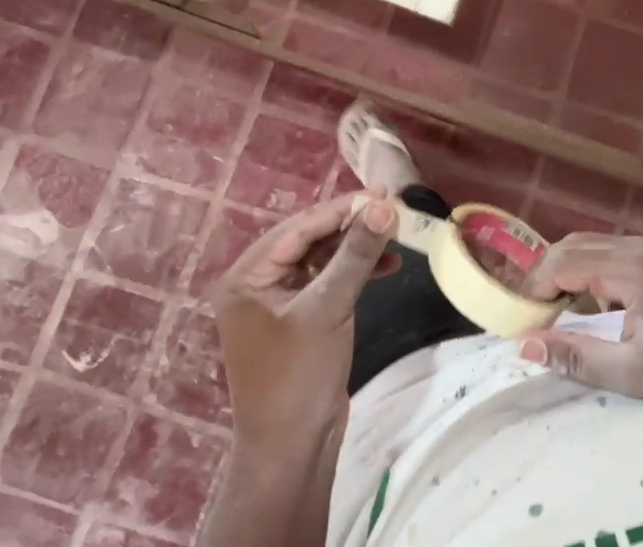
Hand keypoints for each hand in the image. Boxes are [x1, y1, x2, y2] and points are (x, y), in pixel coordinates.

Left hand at [207, 191, 396, 436]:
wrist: (292, 449)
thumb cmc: (298, 376)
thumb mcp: (327, 309)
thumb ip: (355, 255)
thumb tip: (382, 206)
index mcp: (246, 277)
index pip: (298, 228)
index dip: (341, 209)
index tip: (382, 193)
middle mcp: (256, 284)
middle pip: (309, 239)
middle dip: (351, 225)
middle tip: (392, 208)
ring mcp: (278, 302)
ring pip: (322, 259)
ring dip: (357, 247)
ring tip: (397, 234)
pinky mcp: (300, 319)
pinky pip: (328, 281)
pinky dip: (355, 272)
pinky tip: (387, 265)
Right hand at [516, 233, 642, 411]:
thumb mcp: (633, 372)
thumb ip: (577, 357)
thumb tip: (525, 345)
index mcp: (630, 268)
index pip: (562, 261)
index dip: (533, 288)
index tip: (518, 320)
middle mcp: (637, 247)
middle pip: (571, 246)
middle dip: (543, 276)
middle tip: (529, 316)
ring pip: (588, 246)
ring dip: (564, 272)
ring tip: (552, 313)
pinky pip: (607, 253)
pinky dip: (585, 271)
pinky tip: (587, 305)